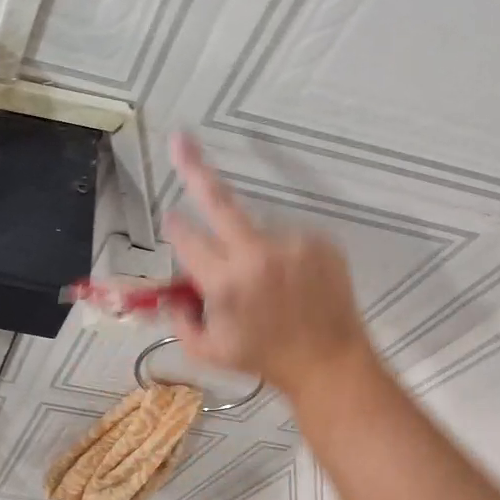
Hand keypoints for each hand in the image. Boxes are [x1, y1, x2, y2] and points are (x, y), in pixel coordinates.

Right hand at [165, 133, 372, 396]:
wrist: (328, 360)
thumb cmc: (263, 359)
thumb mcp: (207, 352)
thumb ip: (179, 321)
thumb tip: (172, 293)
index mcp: (225, 282)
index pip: (188, 239)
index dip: (177, 228)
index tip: (172, 218)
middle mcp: (257, 254)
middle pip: (219, 200)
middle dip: (194, 168)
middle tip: (179, 139)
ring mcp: (292, 243)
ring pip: (256, 232)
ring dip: (251, 248)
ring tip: (269, 289)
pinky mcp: (319, 240)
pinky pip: (286, 239)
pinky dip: (281, 255)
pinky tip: (290, 284)